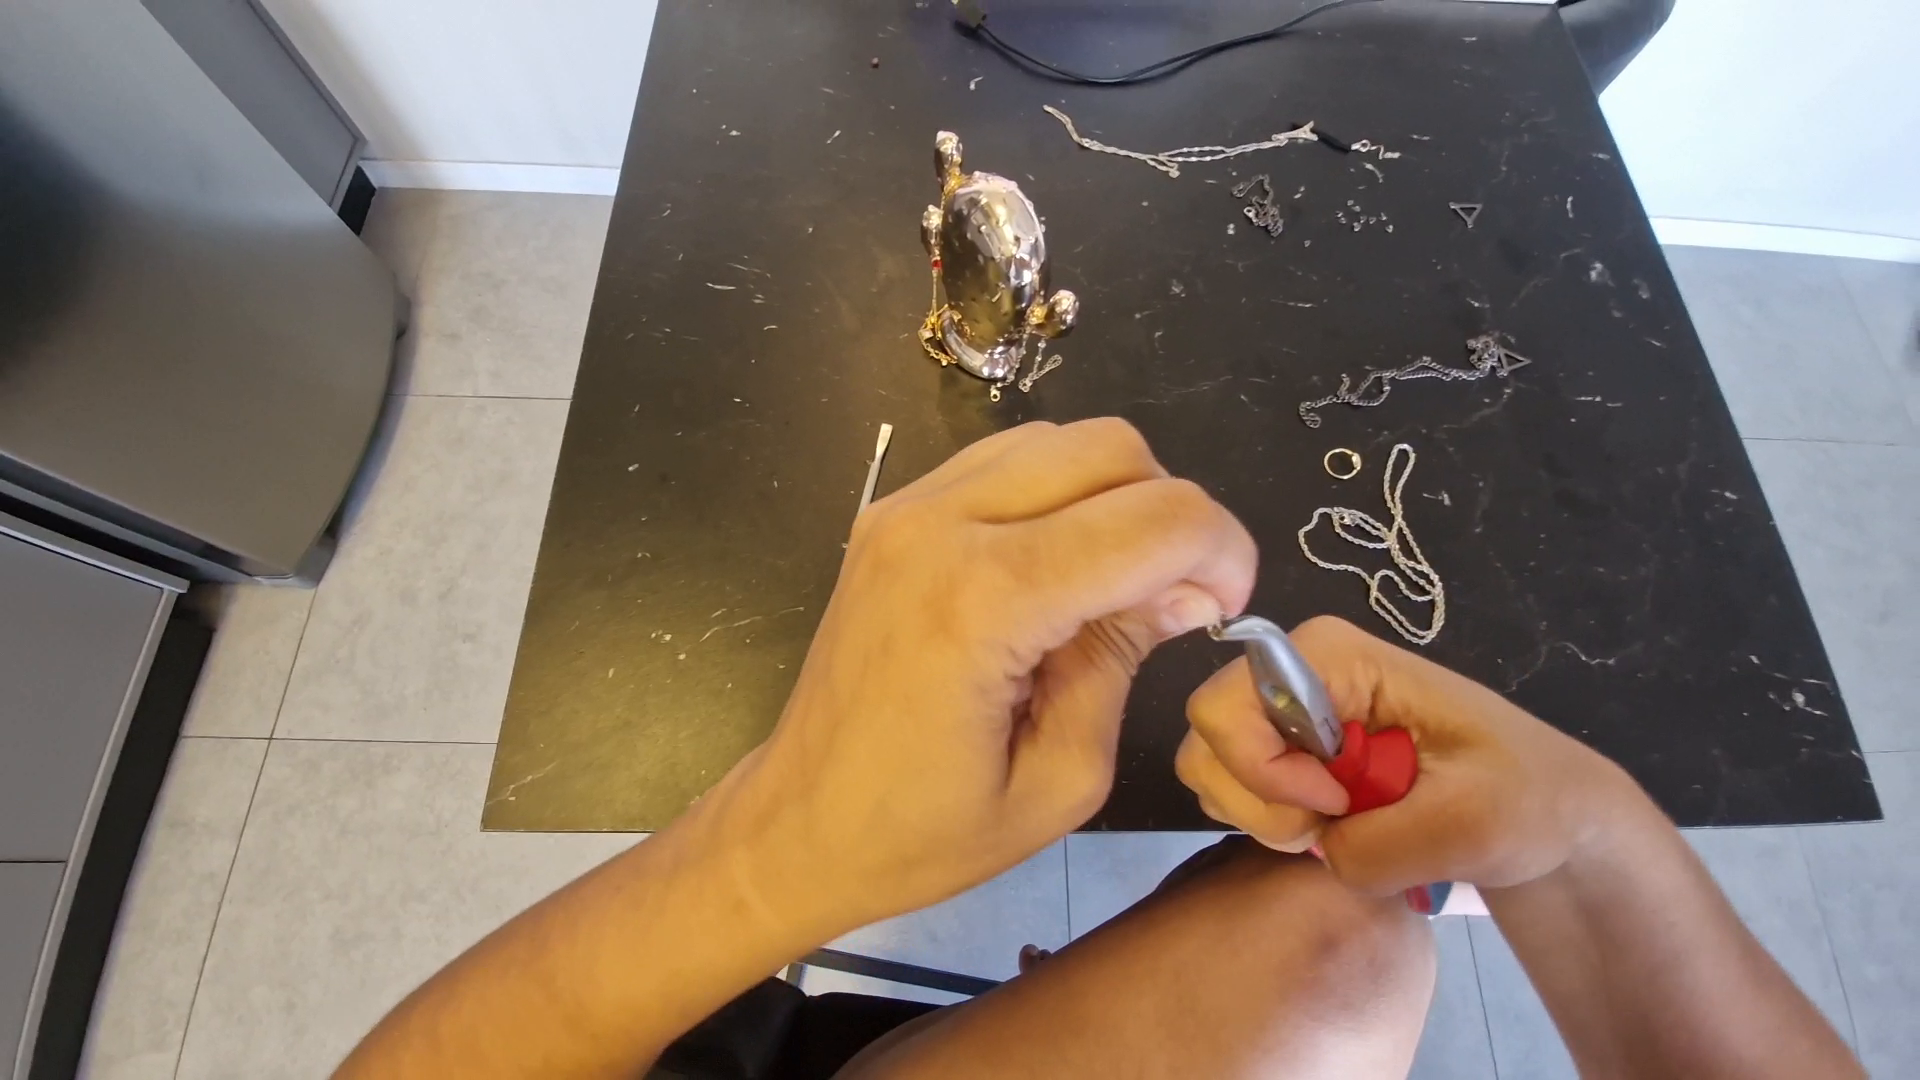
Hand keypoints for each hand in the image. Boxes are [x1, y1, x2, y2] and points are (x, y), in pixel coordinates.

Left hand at [714, 419, 1256, 931]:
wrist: (798, 819)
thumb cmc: (923, 831)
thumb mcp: (1059, 777)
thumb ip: (1123, 661)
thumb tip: (1182, 587)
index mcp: (985, 600)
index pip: (1155, 519)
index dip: (1222, 551)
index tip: (1221, 608)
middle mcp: (941, 524)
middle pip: (1111, 448)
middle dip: (1173, 512)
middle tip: (1175, 593)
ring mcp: (907, 505)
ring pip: (1059, 439)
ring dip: (1115, 494)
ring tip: (1114, 577)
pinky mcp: (891, 510)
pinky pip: (1004, 460)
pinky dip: (1057, 491)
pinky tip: (1054, 559)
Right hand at [1179, 616, 1640, 893]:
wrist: (1539, 810)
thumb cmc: (1524, 795)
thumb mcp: (1475, 822)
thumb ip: (1382, 842)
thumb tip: (1317, 851)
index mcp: (1327, 655)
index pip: (1225, 707)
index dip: (1263, 770)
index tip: (1336, 803)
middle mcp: (1285, 669)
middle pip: (1208, 738)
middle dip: (1257, 801)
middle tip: (1331, 827)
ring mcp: (1276, 707)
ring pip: (1208, 764)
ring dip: (1258, 815)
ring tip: (1332, 828)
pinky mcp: (1275, 742)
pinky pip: (1226, 784)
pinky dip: (1259, 819)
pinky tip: (1318, 824)